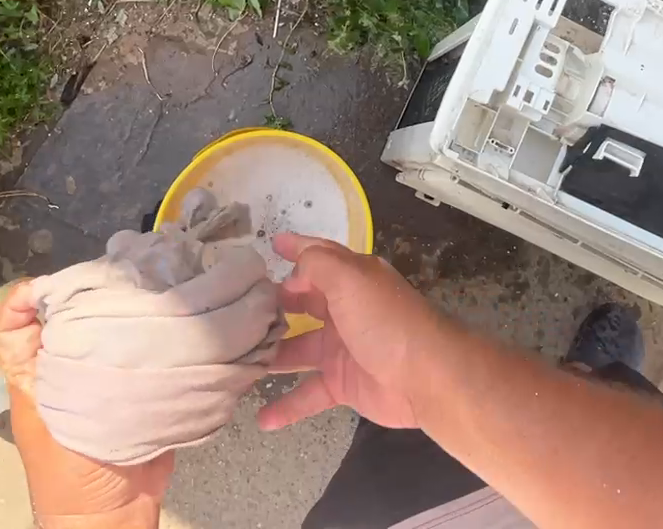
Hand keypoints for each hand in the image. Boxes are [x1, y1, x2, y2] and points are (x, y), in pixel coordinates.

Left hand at [0, 280, 173, 526]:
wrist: (116, 515)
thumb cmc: (72, 471)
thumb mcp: (49, 416)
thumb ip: (45, 363)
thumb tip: (47, 298)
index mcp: (34, 373)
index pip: (15, 323)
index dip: (29, 296)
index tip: (68, 279)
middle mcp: (65, 365)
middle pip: (67, 313)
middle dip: (92, 288)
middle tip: (129, 268)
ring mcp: (102, 371)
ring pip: (107, 322)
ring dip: (129, 303)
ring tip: (159, 280)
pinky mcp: (137, 379)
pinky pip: (141, 342)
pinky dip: (154, 326)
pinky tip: (176, 308)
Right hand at [258, 233, 452, 430]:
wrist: (425, 376)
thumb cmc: (386, 320)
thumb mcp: (350, 278)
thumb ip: (317, 265)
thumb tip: (292, 274)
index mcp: (352, 277)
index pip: (318, 256)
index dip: (296, 248)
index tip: (271, 244)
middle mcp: (346, 308)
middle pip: (304, 302)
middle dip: (275, 303)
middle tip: (239, 308)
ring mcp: (343, 347)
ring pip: (299, 348)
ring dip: (272, 354)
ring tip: (236, 358)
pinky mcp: (343, 384)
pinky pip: (308, 393)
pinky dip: (287, 405)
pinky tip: (261, 419)